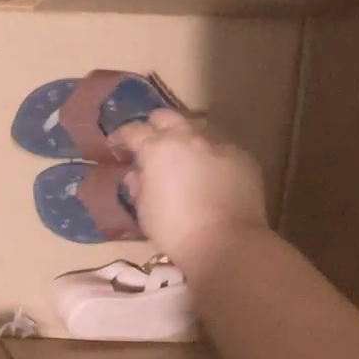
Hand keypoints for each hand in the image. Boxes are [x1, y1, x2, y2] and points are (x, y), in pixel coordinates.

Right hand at [113, 109, 268, 268]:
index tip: (116, 145)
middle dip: (153, 126)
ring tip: (179, 154)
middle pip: (166, 116)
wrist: (226, 242)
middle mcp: (188, 137)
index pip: (133, 130)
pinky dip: (207, 154)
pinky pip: (219, 146)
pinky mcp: (241, 156)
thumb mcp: (144, 209)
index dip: (121, 136)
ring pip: (196, 126)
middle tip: (148, 143)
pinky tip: (206, 172)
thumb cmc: (174, 229)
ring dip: (183, 136)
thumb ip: (138, 185)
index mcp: (158, 148)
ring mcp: (218, 144)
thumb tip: (137, 175)